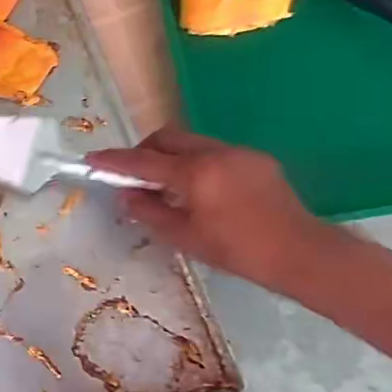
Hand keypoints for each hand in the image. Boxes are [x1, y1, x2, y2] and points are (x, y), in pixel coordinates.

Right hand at [88, 128, 339, 290]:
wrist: (300, 252)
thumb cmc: (237, 251)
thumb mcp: (185, 237)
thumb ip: (150, 212)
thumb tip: (126, 196)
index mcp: (196, 173)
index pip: (144, 162)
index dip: (114, 162)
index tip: (92, 160)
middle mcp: (216, 153)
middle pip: (167, 138)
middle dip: (144, 152)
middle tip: (133, 177)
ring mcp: (239, 153)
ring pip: (192, 143)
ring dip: (171, 158)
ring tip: (167, 188)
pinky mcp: (256, 160)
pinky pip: (214, 153)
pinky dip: (196, 164)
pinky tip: (201, 192)